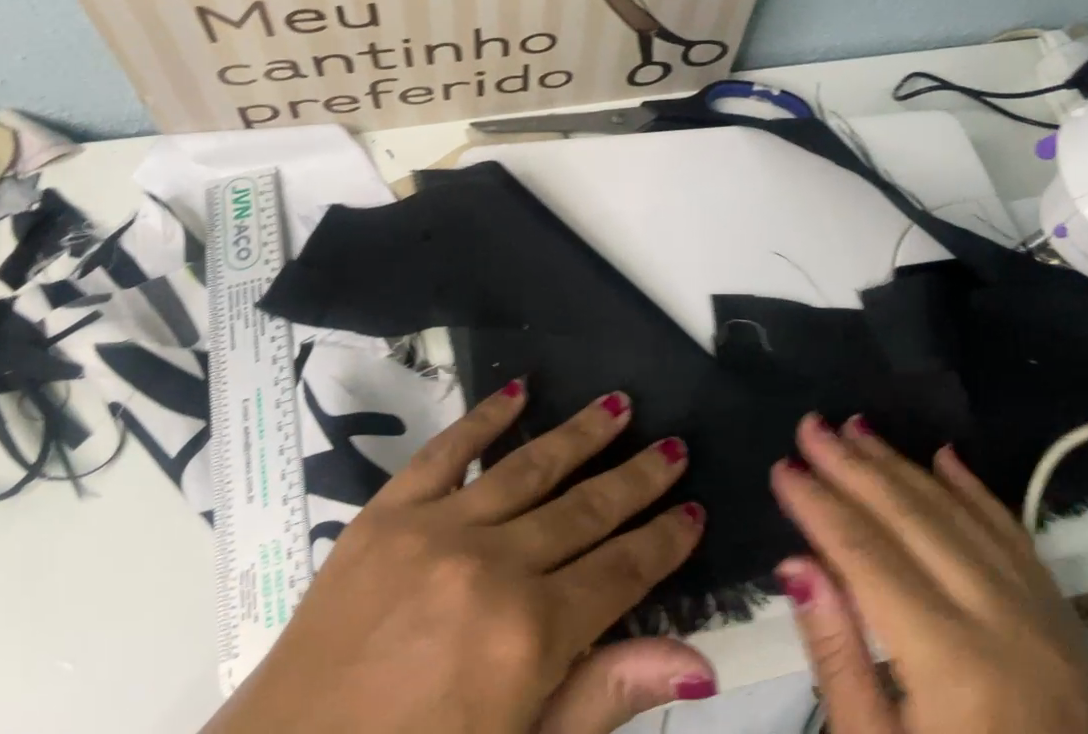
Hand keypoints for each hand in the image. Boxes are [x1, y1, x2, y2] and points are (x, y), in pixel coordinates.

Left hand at [204, 382, 713, 733]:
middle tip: (674, 446)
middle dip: (636, 478)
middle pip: (583, 509)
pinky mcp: (385, 513)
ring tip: (619, 406)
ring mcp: (434, 529)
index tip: (693, 511)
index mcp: (531, 632)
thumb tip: (701, 664)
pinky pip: (445, 452)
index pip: (620, 571)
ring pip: (527, 469)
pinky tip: (518, 392)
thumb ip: (609, 695)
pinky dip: (483, 418)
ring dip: (578, 435)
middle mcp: (491, 564)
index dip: (662, 542)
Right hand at [770, 415, 1087, 733]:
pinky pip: (1016, 538)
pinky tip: (946, 459)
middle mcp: (1004, 623)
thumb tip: (797, 565)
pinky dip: (976, 493)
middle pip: (915, 522)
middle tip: (812, 426)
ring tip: (858, 429)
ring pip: (965, 517)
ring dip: (906, 468)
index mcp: (951, 662)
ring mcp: (1046, 619)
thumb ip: (838, 659)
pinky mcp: (1068, 625)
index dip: (820, 506)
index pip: (868, 556)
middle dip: (857, 468)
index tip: (783, 467)